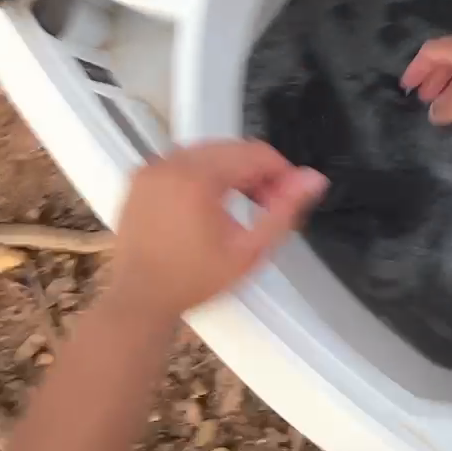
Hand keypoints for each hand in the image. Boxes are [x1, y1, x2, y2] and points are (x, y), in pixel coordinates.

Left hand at [106, 142, 325, 321]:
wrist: (137, 302)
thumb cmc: (193, 280)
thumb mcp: (250, 250)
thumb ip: (285, 210)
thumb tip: (314, 179)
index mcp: (199, 176)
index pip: (256, 153)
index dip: (280, 171)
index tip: (288, 195)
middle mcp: (173, 162)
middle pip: (233, 149)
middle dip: (257, 171)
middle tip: (267, 203)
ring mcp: (154, 167)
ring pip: (210, 151)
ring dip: (232, 170)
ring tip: (241, 204)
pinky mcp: (142, 176)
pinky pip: (184, 160)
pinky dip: (204, 173)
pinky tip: (211, 203)